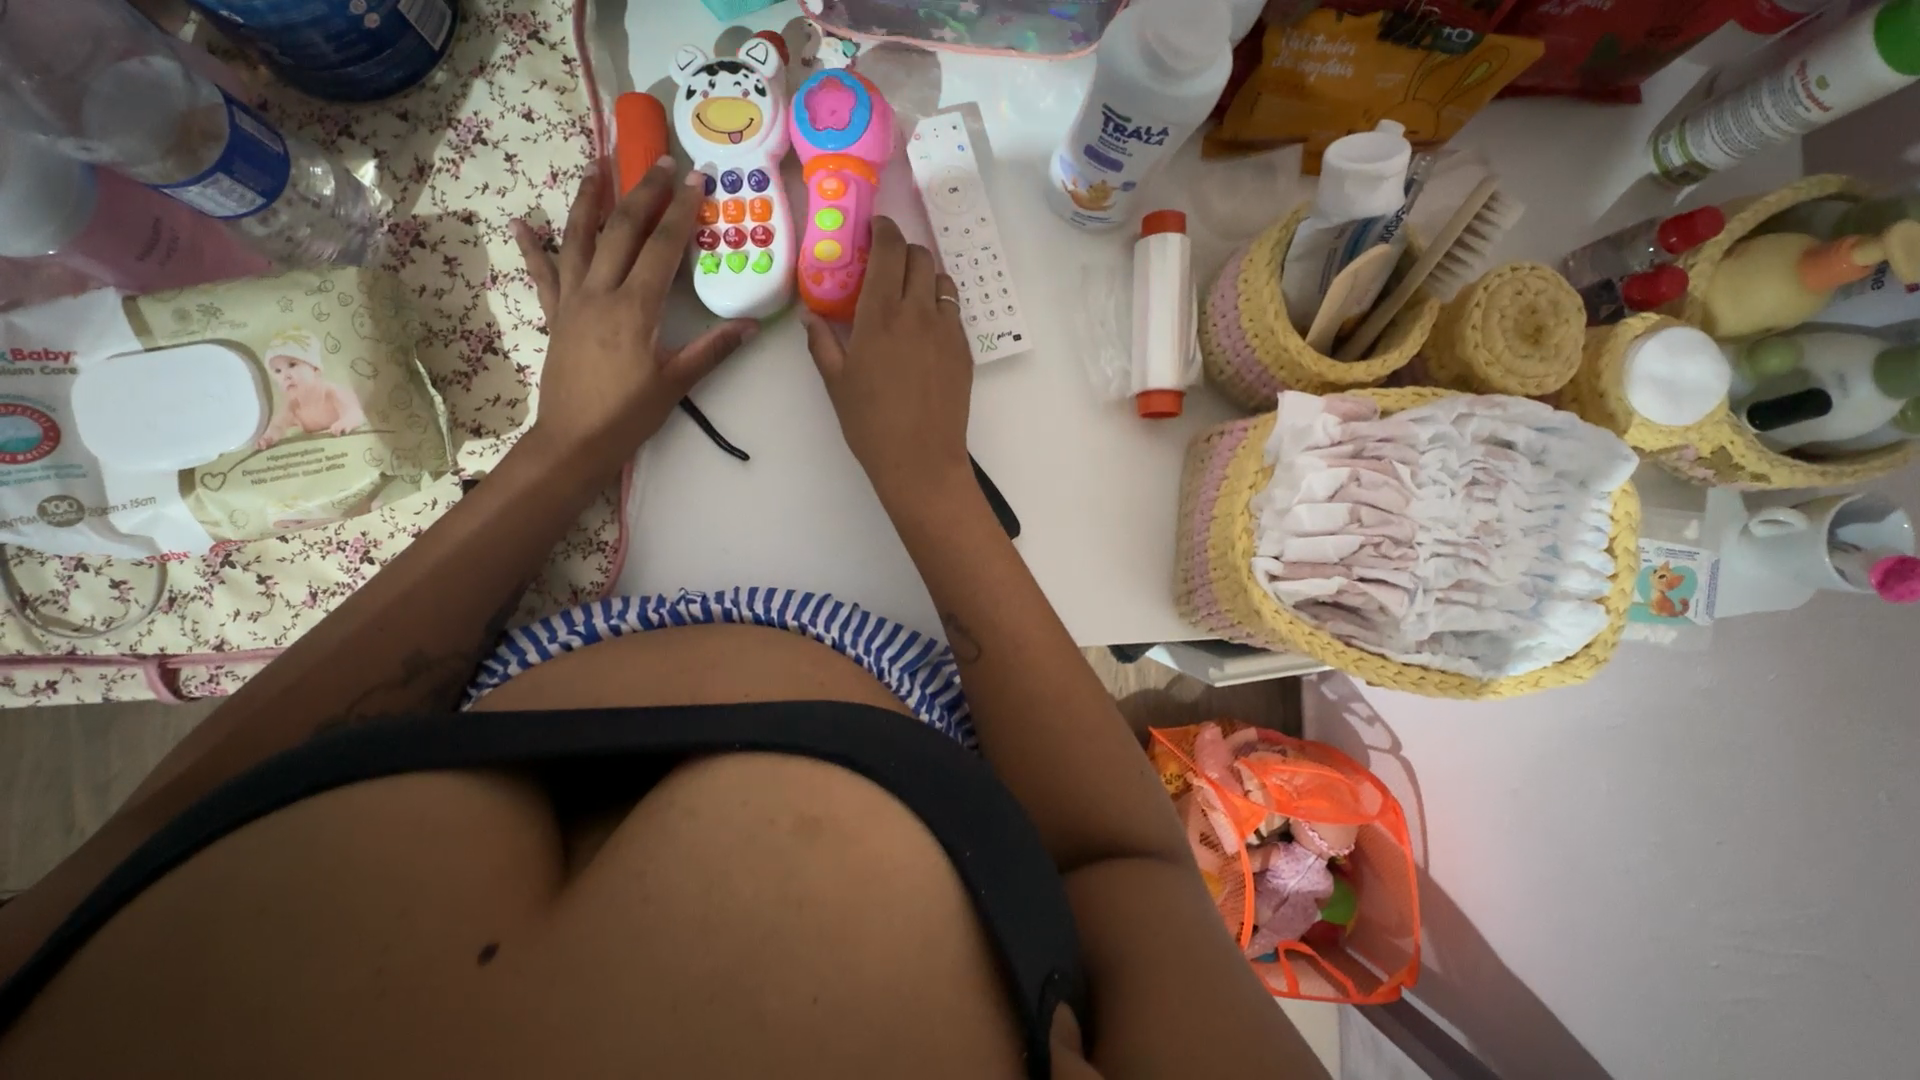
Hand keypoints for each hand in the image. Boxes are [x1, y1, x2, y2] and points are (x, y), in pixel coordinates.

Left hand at [512, 159, 758, 477]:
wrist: (574, 442)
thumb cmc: (629, 415)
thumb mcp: (677, 383)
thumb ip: (713, 350)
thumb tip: (751, 326)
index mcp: (634, 308)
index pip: (661, 248)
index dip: (681, 212)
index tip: (695, 180)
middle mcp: (600, 293)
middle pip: (621, 230)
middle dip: (643, 193)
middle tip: (660, 162)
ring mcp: (571, 300)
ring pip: (577, 239)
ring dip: (589, 200)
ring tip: (597, 166)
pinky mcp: (554, 315)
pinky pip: (542, 274)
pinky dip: (531, 248)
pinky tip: (519, 222)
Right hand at [802, 217, 973, 508]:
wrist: (921, 460)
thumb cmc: (870, 424)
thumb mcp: (836, 382)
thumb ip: (822, 343)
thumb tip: (810, 317)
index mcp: (880, 315)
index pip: (889, 250)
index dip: (883, 230)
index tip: (875, 228)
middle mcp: (918, 312)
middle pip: (919, 256)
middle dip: (902, 250)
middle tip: (886, 264)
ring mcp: (946, 330)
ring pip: (941, 281)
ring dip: (924, 276)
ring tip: (908, 295)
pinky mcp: (964, 349)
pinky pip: (953, 312)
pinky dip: (939, 306)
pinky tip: (924, 328)